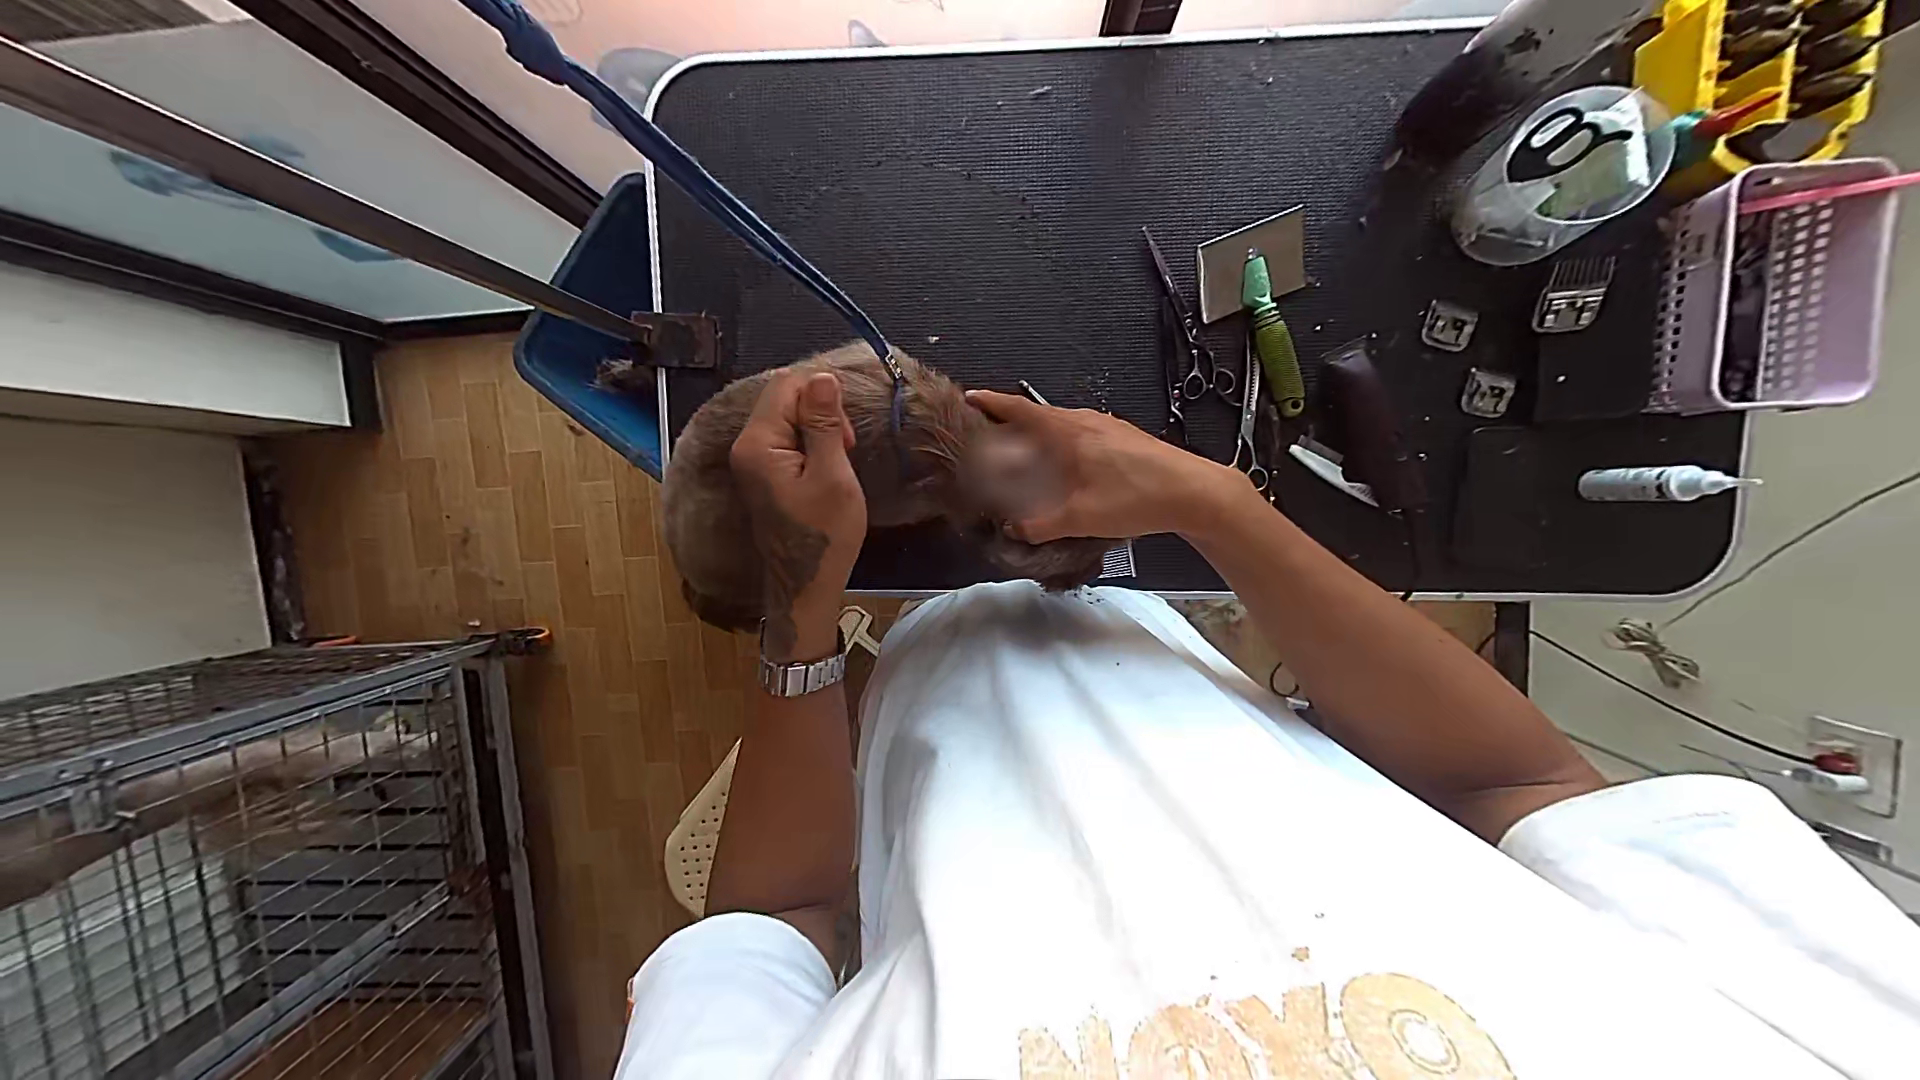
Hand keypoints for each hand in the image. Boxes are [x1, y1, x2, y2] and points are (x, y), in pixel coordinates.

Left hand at [731, 371, 867, 658]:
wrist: (807, 584)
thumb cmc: (825, 535)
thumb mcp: (833, 476)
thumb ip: (824, 424)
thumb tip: (822, 378)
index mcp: (758, 444)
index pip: (786, 385)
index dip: (822, 396)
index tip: (844, 432)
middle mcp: (747, 447)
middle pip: (785, 398)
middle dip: (821, 412)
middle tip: (845, 448)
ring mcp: (753, 461)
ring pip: (789, 418)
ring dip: (820, 429)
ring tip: (839, 460)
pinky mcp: (764, 474)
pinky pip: (788, 440)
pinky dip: (812, 445)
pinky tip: (828, 467)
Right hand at [966, 389, 1249, 541]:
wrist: (1194, 492)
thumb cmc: (1139, 497)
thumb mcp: (1081, 518)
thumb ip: (1041, 525)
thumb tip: (1015, 530)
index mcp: (1070, 432)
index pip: (1021, 409)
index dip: (993, 403)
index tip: (971, 397)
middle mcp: (1087, 421)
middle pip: (1040, 413)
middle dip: (1012, 420)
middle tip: (993, 432)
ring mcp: (1108, 426)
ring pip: (1062, 422)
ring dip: (1040, 431)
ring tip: (1025, 450)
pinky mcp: (1123, 437)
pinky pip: (1082, 431)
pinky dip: (1063, 440)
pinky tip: (1066, 464)